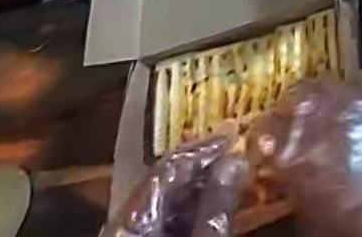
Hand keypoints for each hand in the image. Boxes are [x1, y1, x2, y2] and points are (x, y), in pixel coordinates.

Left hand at [109, 132, 250, 236]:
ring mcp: (132, 235)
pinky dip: (193, 210)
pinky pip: (167, 221)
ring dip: (201, 186)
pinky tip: (216, 203)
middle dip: (204, 166)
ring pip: (168, 201)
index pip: (167, 167)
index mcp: (128, 218)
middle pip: (166, 181)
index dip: (202, 149)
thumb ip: (216, 204)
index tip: (233, 135)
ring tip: (232, 174)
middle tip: (236, 151)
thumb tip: (236, 158)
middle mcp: (124, 222)